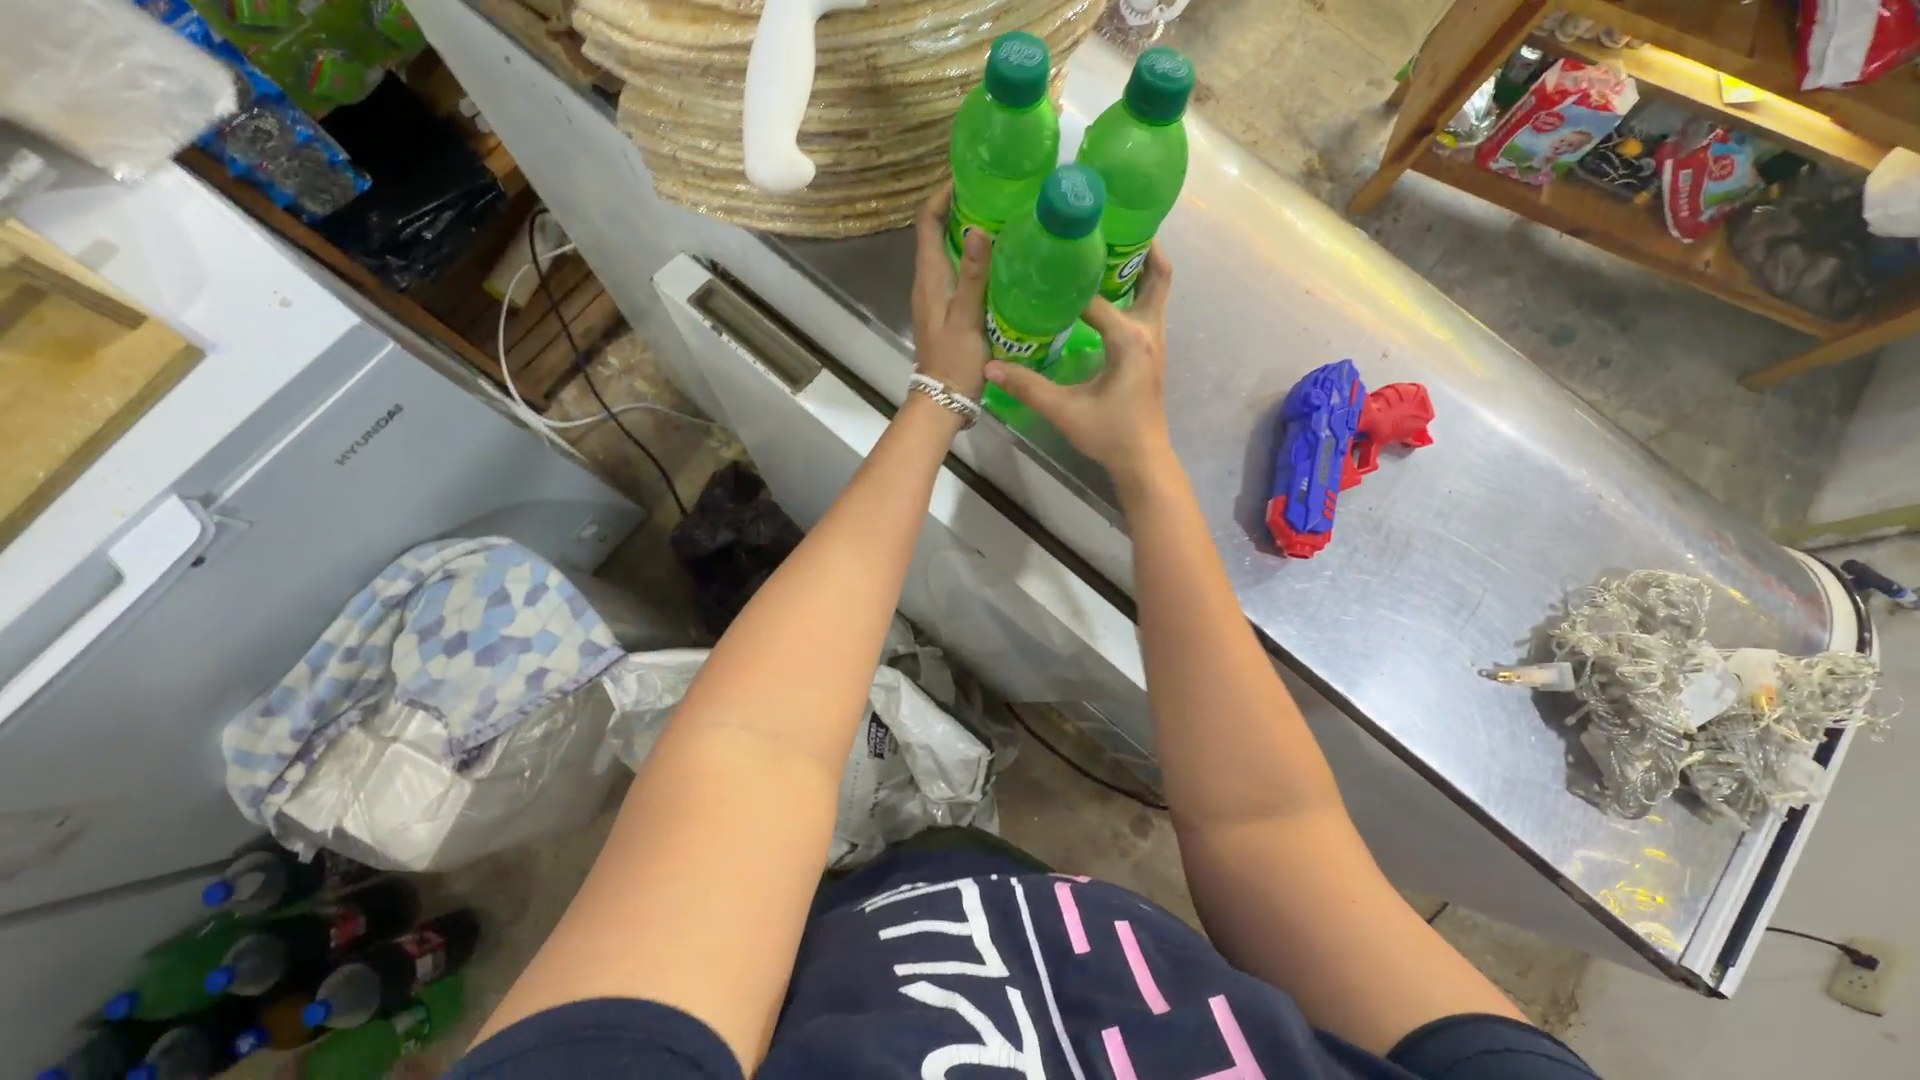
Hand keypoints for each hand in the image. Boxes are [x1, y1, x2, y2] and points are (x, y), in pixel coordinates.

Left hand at [910, 184, 992, 399]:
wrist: (945, 400)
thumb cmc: (956, 359)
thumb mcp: (967, 315)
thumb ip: (972, 273)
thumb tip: (976, 228)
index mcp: (928, 276)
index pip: (926, 221)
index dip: (941, 195)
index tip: (968, 179)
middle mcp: (927, 280)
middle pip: (936, 231)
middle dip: (960, 209)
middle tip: (996, 195)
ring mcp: (936, 295)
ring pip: (947, 251)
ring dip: (968, 232)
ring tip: (1002, 219)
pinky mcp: (947, 308)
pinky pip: (957, 271)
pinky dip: (973, 257)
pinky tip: (999, 260)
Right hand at [984, 245, 1174, 484]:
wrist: (1143, 460)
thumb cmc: (1109, 434)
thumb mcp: (1064, 410)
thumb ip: (1026, 386)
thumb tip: (989, 366)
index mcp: (1128, 338)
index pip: (1096, 294)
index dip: (1072, 273)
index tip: (1049, 251)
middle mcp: (1148, 331)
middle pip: (1156, 273)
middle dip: (1137, 246)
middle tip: (1105, 225)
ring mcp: (1155, 341)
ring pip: (1156, 288)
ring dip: (1137, 266)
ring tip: (1104, 247)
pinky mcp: (1152, 352)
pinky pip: (1148, 307)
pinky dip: (1134, 290)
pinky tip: (1105, 291)